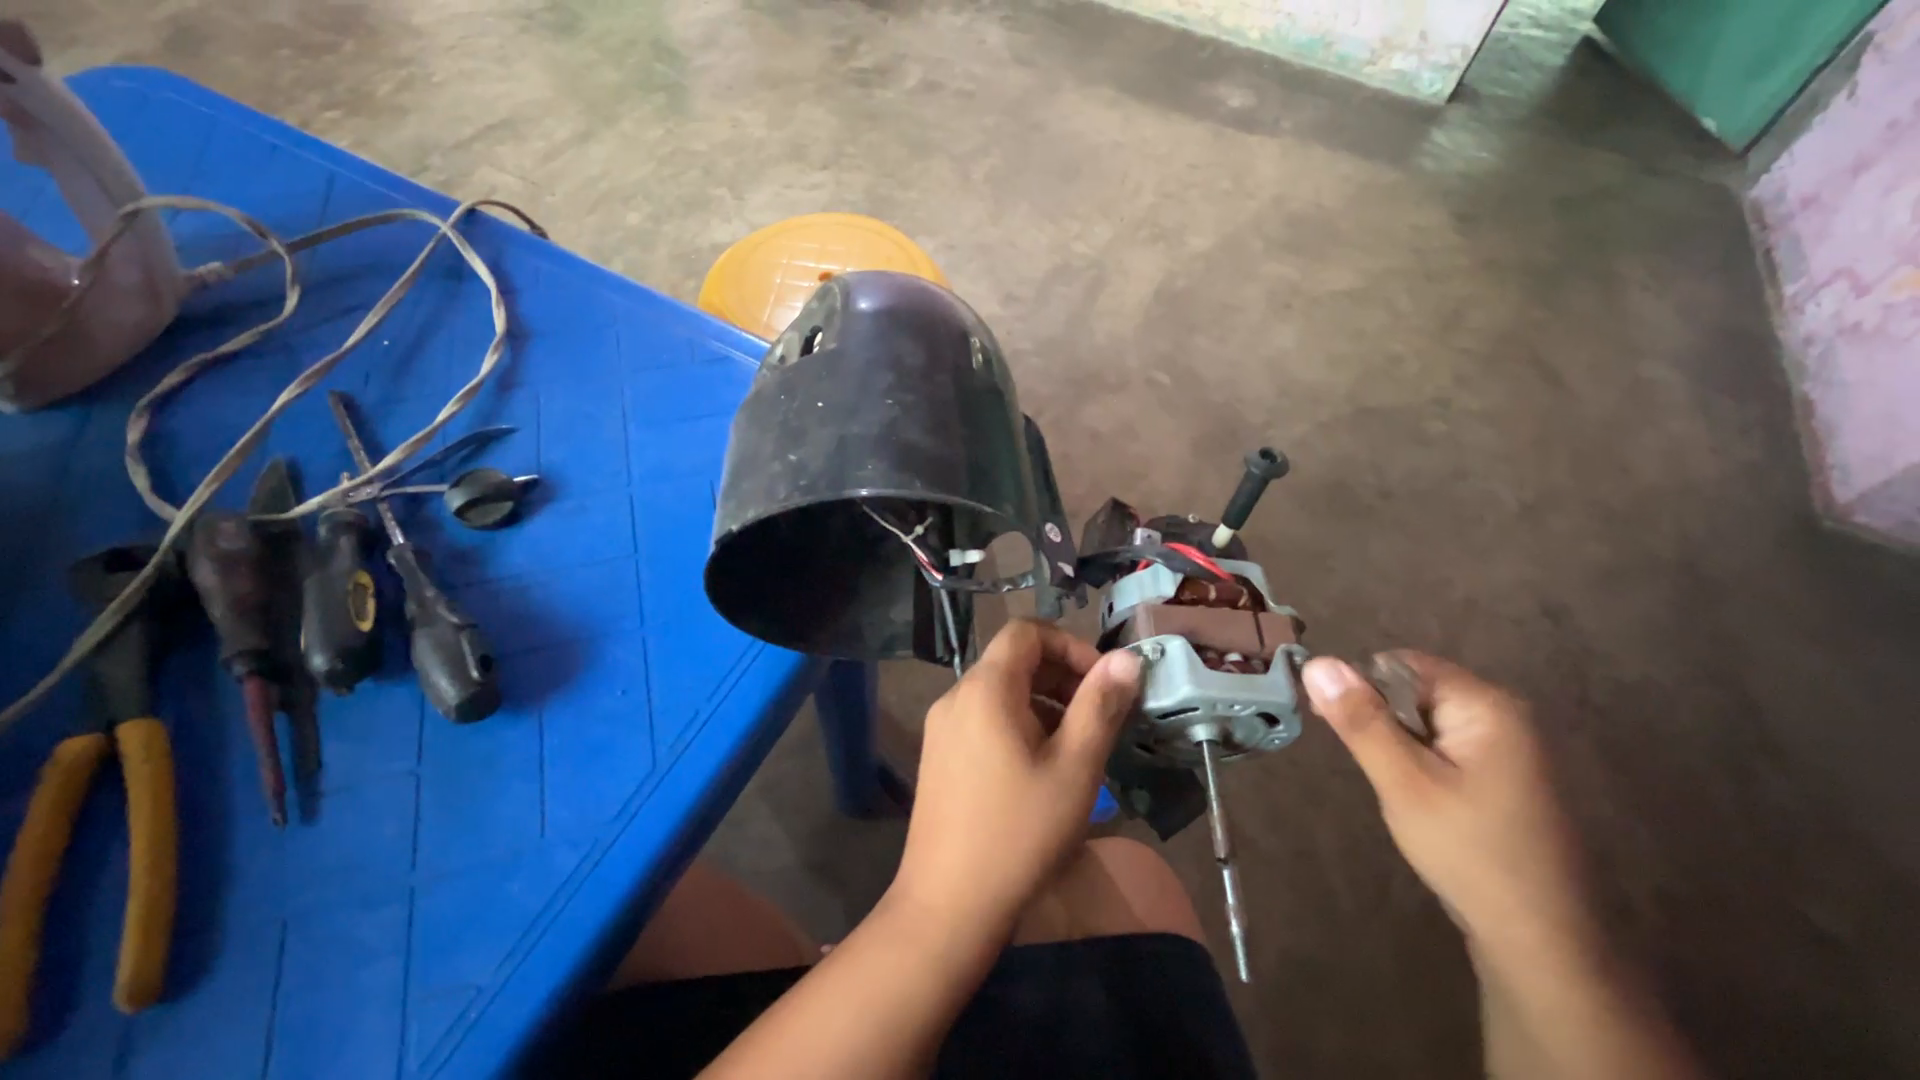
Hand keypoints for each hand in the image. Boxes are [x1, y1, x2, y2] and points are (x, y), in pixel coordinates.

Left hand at [891, 620, 1141, 931]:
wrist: (949, 902)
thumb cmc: (1020, 832)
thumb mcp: (1075, 768)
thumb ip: (1101, 706)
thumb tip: (1126, 659)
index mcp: (985, 690)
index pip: (1025, 632)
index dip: (1070, 645)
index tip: (1103, 684)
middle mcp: (955, 698)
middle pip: (1012, 661)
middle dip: (1061, 677)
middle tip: (1100, 717)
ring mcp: (941, 729)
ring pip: (999, 693)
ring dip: (1043, 704)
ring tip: (1078, 747)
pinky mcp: (938, 757)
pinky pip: (983, 720)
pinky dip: (1018, 725)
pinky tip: (1041, 769)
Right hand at [1302, 652, 1591, 953]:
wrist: (1538, 936)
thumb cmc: (1468, 851)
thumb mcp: (1403, 783)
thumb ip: (1360, 721)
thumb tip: (1317, 661)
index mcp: (1485, 704)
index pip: (1402, 664)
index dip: (1361, 688)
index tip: (1336, 726)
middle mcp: (1502, 714)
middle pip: (1416, 691)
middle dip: (1383, 722)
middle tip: (1376, 771)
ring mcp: (1508, 746)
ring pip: (1427, 722)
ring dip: (1401, 747)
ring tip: (1399, 791)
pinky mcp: (1504, 775)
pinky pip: (1446, 747)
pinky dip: (1422, 765)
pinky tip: (1421, 803)